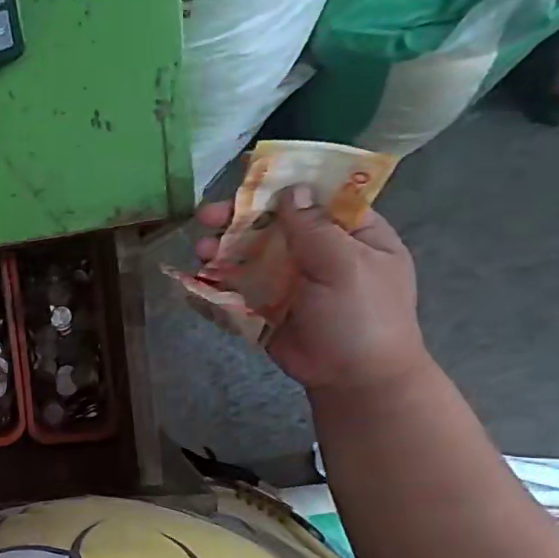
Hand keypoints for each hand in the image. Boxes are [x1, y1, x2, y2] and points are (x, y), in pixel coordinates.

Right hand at [195, 184, 429, 395]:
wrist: (354, 381)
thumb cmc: (362, 317)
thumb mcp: (346, 265)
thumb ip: (314, 227)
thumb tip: (291, 189)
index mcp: (350, 232)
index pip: (315, 195)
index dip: (282, 183)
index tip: (246, 176)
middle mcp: (318, 250)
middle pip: (273, 223)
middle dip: (238, 218)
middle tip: (206, 216)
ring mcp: (291, 279)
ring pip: (251, 254)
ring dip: (223, 249)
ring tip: (200, 251)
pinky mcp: (268, 306)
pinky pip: (241, 287)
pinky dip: (218, 281)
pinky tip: (196, 277)